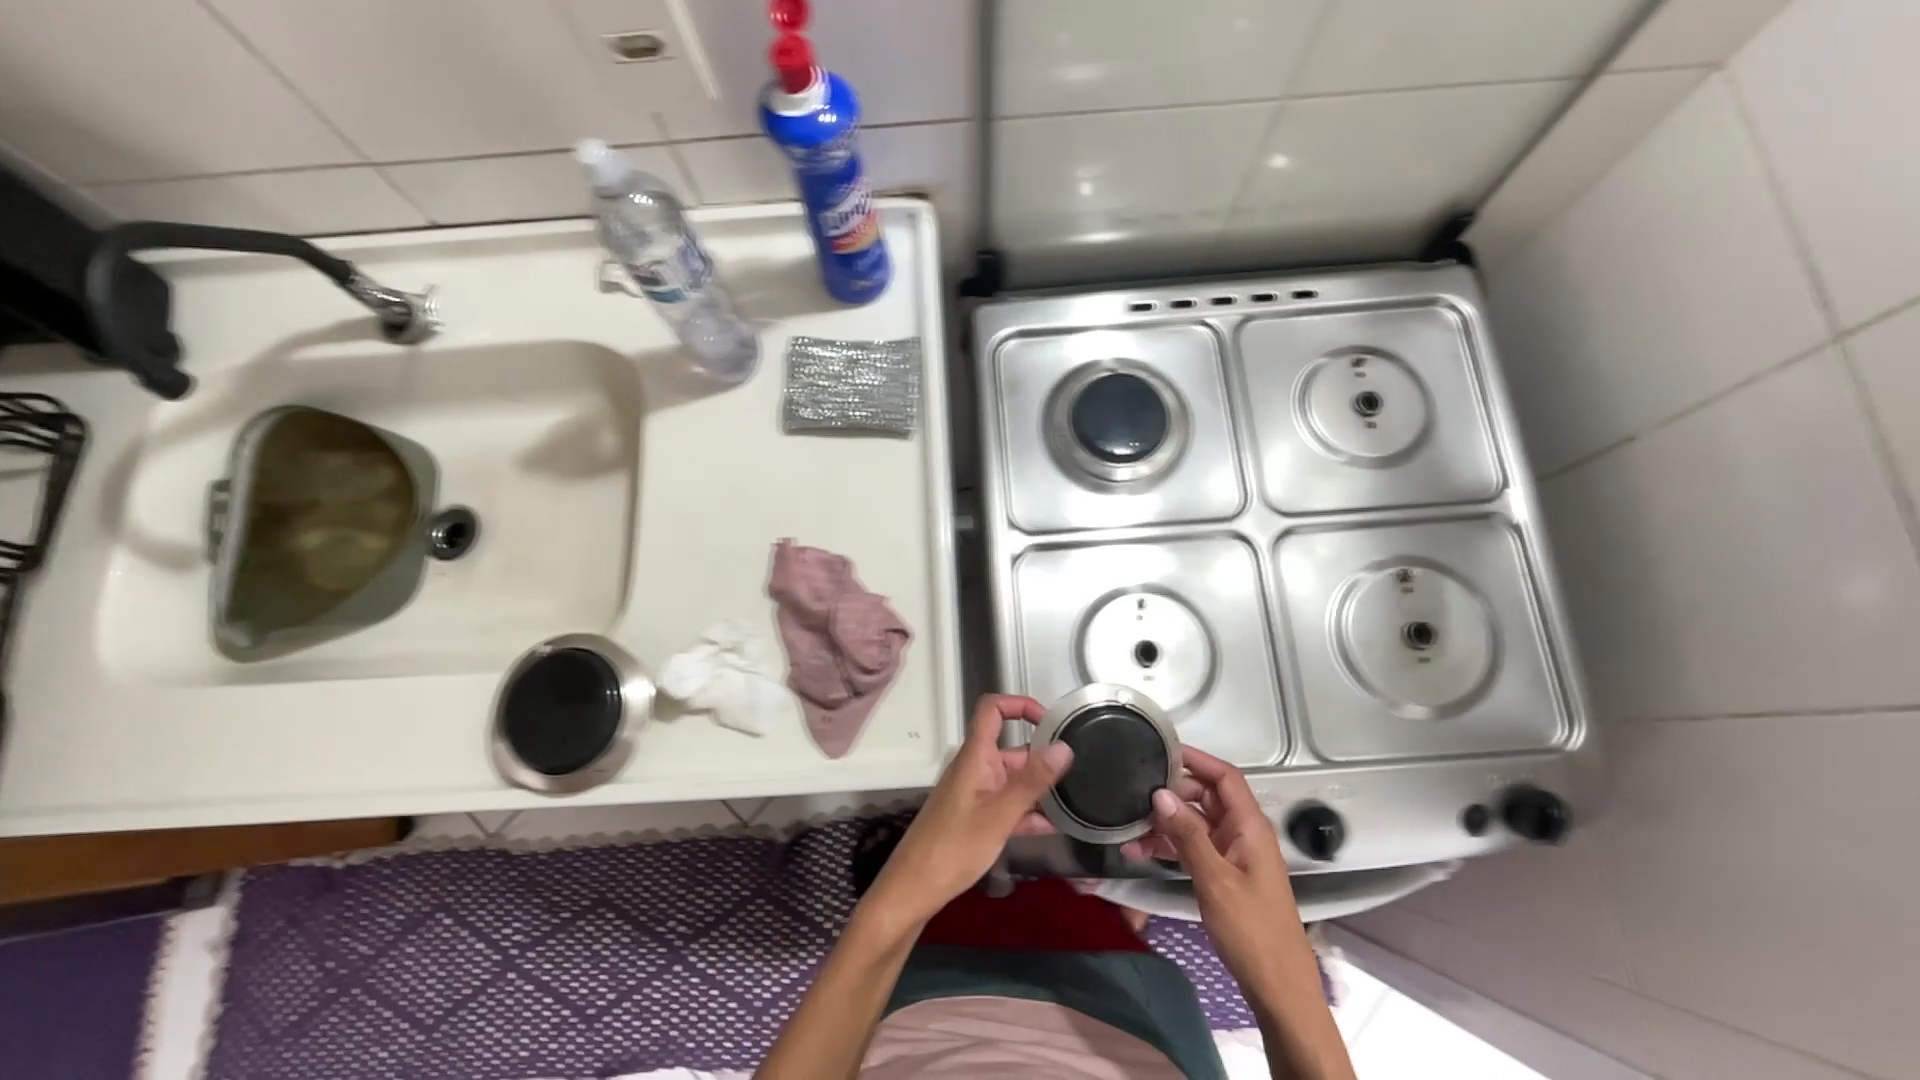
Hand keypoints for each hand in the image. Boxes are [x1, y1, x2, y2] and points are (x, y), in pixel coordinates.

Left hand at [863, 694, 1072, 924]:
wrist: (914, 889)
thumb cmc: (954, 848)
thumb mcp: (999, 815)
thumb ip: (1032, 782)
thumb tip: (1064, 747)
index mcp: (975, 757)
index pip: (992, 710)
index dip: (1020, 704)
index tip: (1051, 722)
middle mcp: (975, 769)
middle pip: (1011, 749)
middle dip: (1043, 757)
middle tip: (1081, 771)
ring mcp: (975, 794)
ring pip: (1013, 780)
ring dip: (1040, 788)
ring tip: (1075, 800)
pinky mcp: (976, 818)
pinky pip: (1008, 805)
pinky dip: (1028, 812)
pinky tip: (1053, 826)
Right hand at [1143, 747, 1307, 992]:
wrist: (1277, 985)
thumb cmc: (1251, 929)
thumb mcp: (1215, 880)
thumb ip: (1187, 834)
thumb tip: (1160, 793)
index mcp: (1250, 827)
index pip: (1225, 777)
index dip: (1197, 759)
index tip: (1161, 748)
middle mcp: (1243, 834)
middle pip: (1207, 797)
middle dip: (1172, 793)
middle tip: (1134, 792)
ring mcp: (1234, 855)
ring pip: (1196, 824)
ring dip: (1165, 823)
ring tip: (1128, 827)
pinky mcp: (1224, 875)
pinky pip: (1194, 848)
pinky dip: (1170, 846)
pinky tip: (1140, 851)